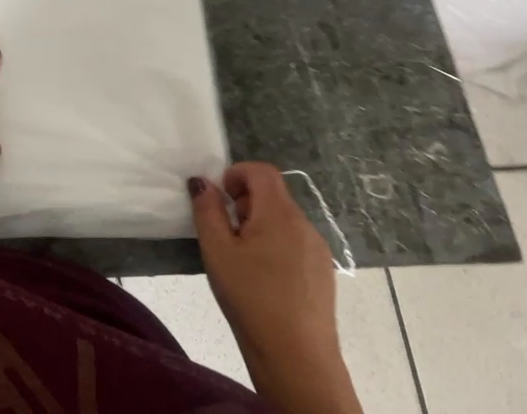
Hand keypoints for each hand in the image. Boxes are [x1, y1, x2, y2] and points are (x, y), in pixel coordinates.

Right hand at [192, 163, 361, 413]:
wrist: (296, 356)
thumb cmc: (251, 297)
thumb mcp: (216, 250)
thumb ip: (207, 210)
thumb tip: (203, 182)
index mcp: (280, 214)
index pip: (262, 171)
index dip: (236, 174)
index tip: (219, 199)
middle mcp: (305, 225)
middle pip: (273, 195)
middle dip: (244, 203)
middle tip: (225, 234)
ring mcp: (318, 250)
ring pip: (284, 220)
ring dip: (259, 225)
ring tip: (241, 260)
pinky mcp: (323, 272)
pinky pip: (295, 242)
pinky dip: (275, 245)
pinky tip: (263, 279)